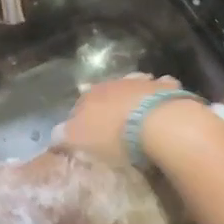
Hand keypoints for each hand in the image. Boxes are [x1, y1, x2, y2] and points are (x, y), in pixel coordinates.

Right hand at [55, 73, 181, 165]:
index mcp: (90, 95)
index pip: (80, 104)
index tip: (87, 134)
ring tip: (139, 114)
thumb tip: (55, 134)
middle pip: (108, 93)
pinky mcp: (167, 87)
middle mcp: (114, 83)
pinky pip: (162, 88)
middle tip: (114, 124)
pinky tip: (163, 108)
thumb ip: (64, 136)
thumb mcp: (78, 140)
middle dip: (110, 105)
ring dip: (135, 96)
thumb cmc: (113, 136)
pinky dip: (161, 95)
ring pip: (135, 84)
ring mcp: (141, 82)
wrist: (157, 124)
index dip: (82, 118)